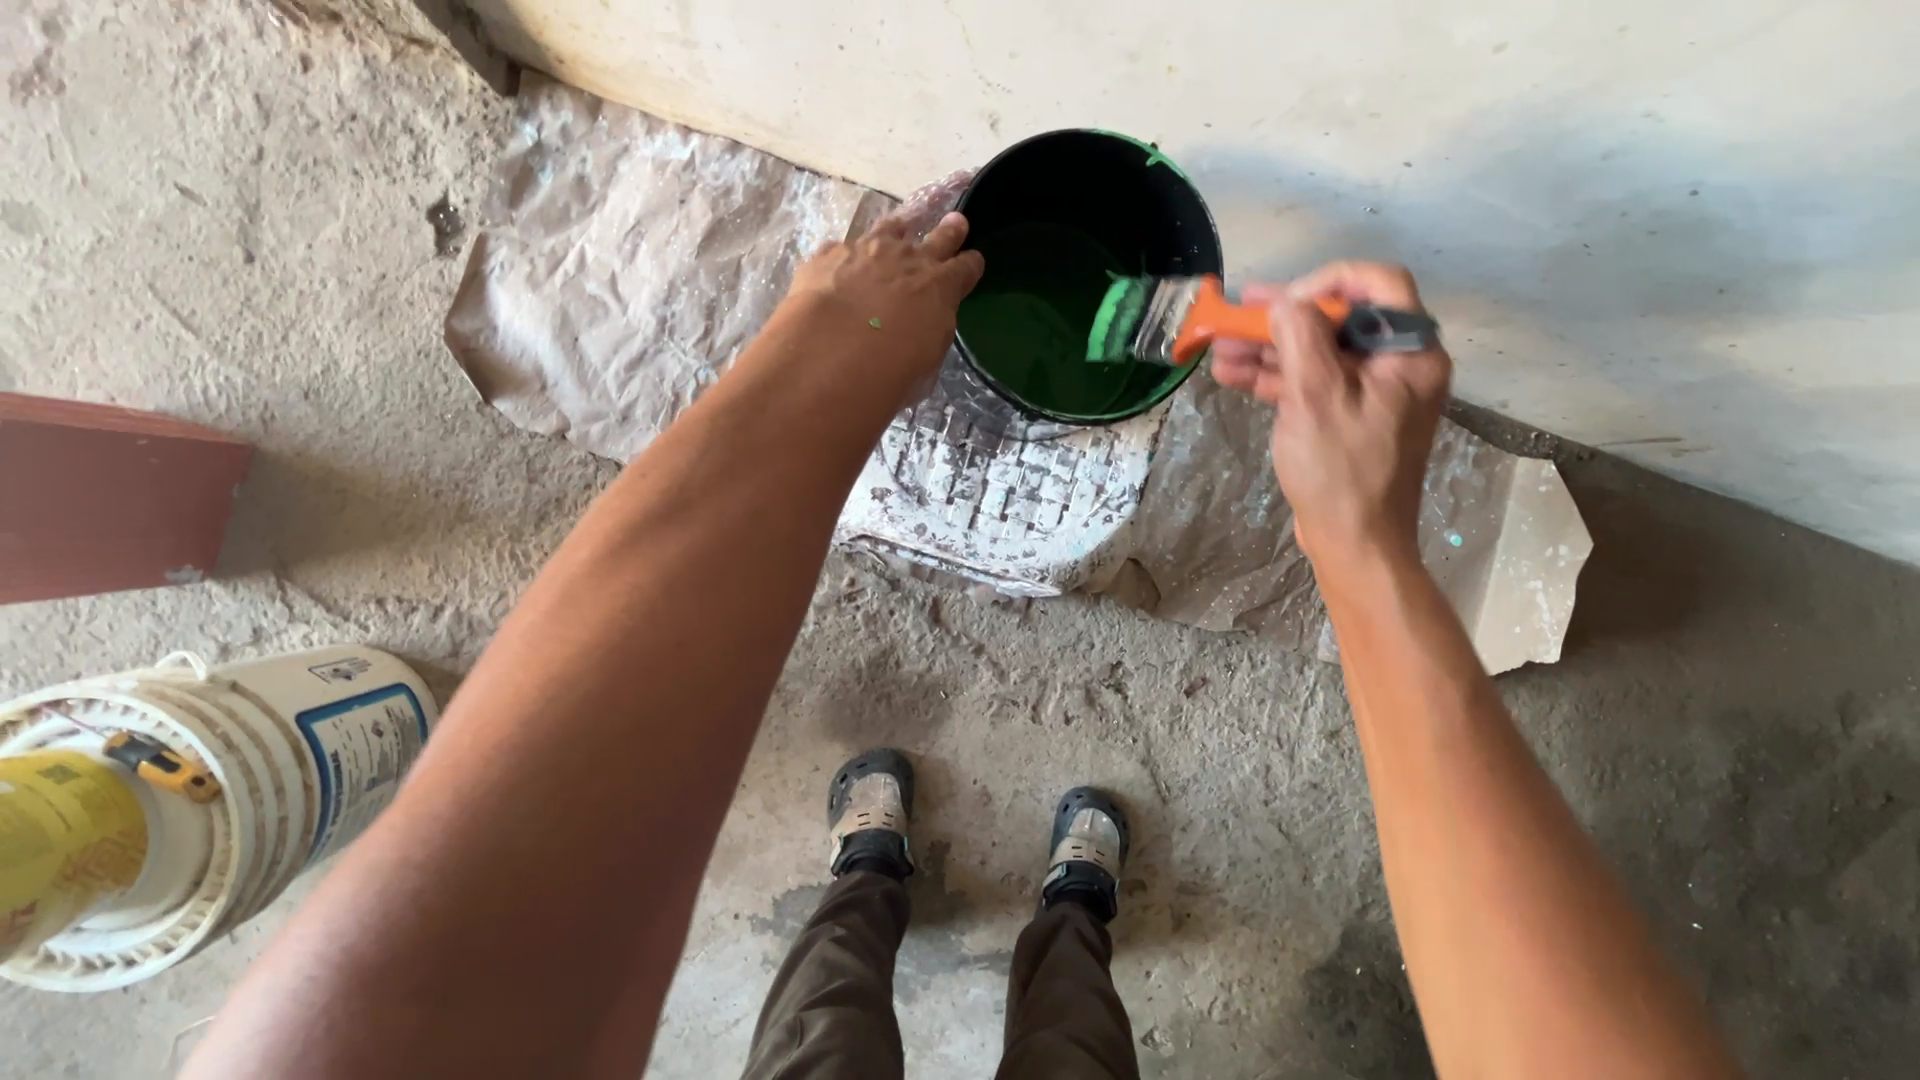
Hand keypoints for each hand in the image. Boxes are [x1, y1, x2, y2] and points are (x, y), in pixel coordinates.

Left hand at [781, 211, 984, 392]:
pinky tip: (838, 269)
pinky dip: (845, 258)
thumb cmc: (894, 366)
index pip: (965, 268)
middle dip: (950, 231)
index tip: (972, 263)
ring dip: (897, 231)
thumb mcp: (929, 356)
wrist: (834, 350)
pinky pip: (842, 249)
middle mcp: (908, 259)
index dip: (970, 265)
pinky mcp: (830, 254)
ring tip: (897, 230)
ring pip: (889, 229)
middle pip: (938, 238)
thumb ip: (931, 329)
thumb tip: (924, 322)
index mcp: (940, 286)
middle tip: (955, 222)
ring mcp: (867, 250)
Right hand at [1211, 261, 1451, 574]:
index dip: (1327, 282)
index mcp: (1410, 354)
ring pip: (1318, 352)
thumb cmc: (1341, 472)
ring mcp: (1371, 393)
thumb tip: (1285, 301)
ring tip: (1219, 349)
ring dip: (1268, 349)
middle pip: (1339, 319)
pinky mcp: (1347, 417)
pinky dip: (1275, 378)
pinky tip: (1233, 375)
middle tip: (1236, 314)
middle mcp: (1398, 366)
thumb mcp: (1316, 399)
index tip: (1282, 301)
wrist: (1355, 542)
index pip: (1379, 285)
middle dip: (1282, 318)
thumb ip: (1301, 339)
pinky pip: (1312, 383)